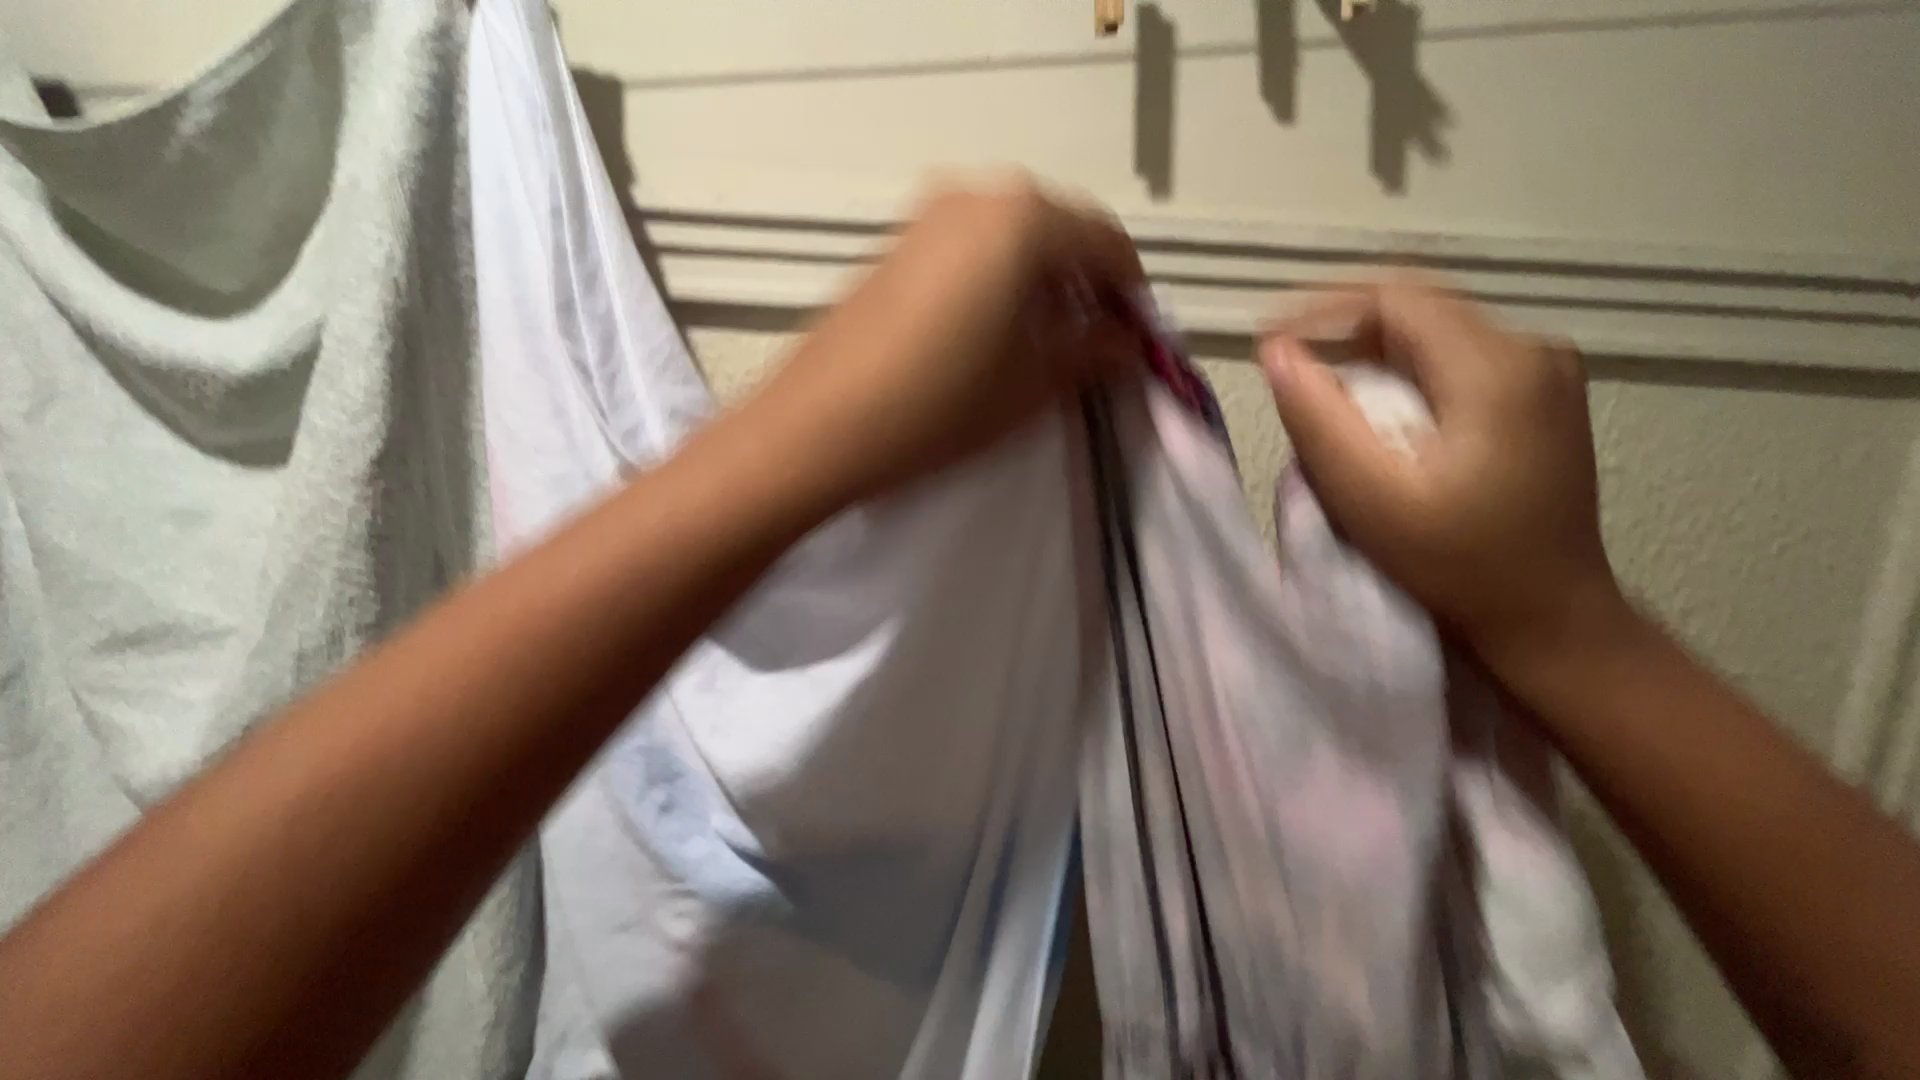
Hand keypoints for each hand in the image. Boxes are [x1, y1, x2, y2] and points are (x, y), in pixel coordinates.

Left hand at [749, 174, 1146, 505]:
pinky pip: (966, 247)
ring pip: (1010, 237)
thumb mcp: (1031, 386)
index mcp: (1022, 217)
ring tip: (1038, 346)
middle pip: (1057, 230)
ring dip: (1038, 282)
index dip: (1129, 294)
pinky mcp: (891, 243)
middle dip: (1082, 285)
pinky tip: (987, 334)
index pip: (1106, 241)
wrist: (815, 428)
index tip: (1133, 340)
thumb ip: (1092, 354)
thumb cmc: (936, 406)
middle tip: (1089, 346)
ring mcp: (925, 215)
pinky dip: (993, 279)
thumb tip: (1126, 345)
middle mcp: (974, 195)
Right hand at [1260, 276, 1627, 668]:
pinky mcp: (1542, 397)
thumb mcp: (1370, 495)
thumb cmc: (1455, 564)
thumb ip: (1317, 418)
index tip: (1269, 344)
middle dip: (1345, 333)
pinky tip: (1381, 417)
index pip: (1394, 296)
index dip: (1320, 309)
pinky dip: (1407, 376)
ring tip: (1328, 400)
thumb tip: (1276, 351)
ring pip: (1436, 334)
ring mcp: (1545, 372)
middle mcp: (1532, 349)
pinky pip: (1458, 361)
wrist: (1549, 616)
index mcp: (1496, 365)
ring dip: (1374, 356)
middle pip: (1418, 310)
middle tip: (1294, 377)